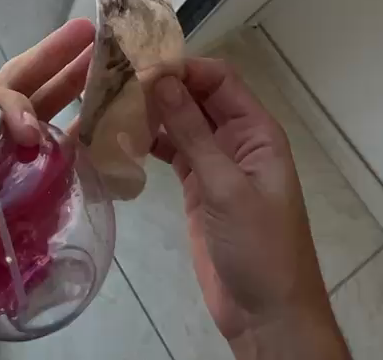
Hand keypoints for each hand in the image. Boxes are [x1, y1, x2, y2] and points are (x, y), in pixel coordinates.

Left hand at [0, 18, 95, 358]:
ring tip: (109, 76)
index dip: (13, 102)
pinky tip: (103, 140)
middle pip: (20, 95)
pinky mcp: (21, 209)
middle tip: (89, 36)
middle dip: (54, 64)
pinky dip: (77, 151)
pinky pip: (53, 170)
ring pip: (41, 124)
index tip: (31, 129)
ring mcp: (2, 176)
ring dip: (72, 96)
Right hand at [147, 58, 348, 359]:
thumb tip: (162, 80)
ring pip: (182, 121)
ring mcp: (216, 163)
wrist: (268, 317)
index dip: (184, 68)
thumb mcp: (227, 187)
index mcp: (257, 131)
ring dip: (153, 112)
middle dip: (163, 85)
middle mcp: (237, 139)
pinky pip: (173, 150)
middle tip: (118, 78)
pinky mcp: (198, 186)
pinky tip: (123, 136)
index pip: (219, 80)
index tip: (143, 66)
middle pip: (198, 96)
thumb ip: (193, 133)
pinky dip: (151, 142)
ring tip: (114, 103)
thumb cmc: (260, 247)